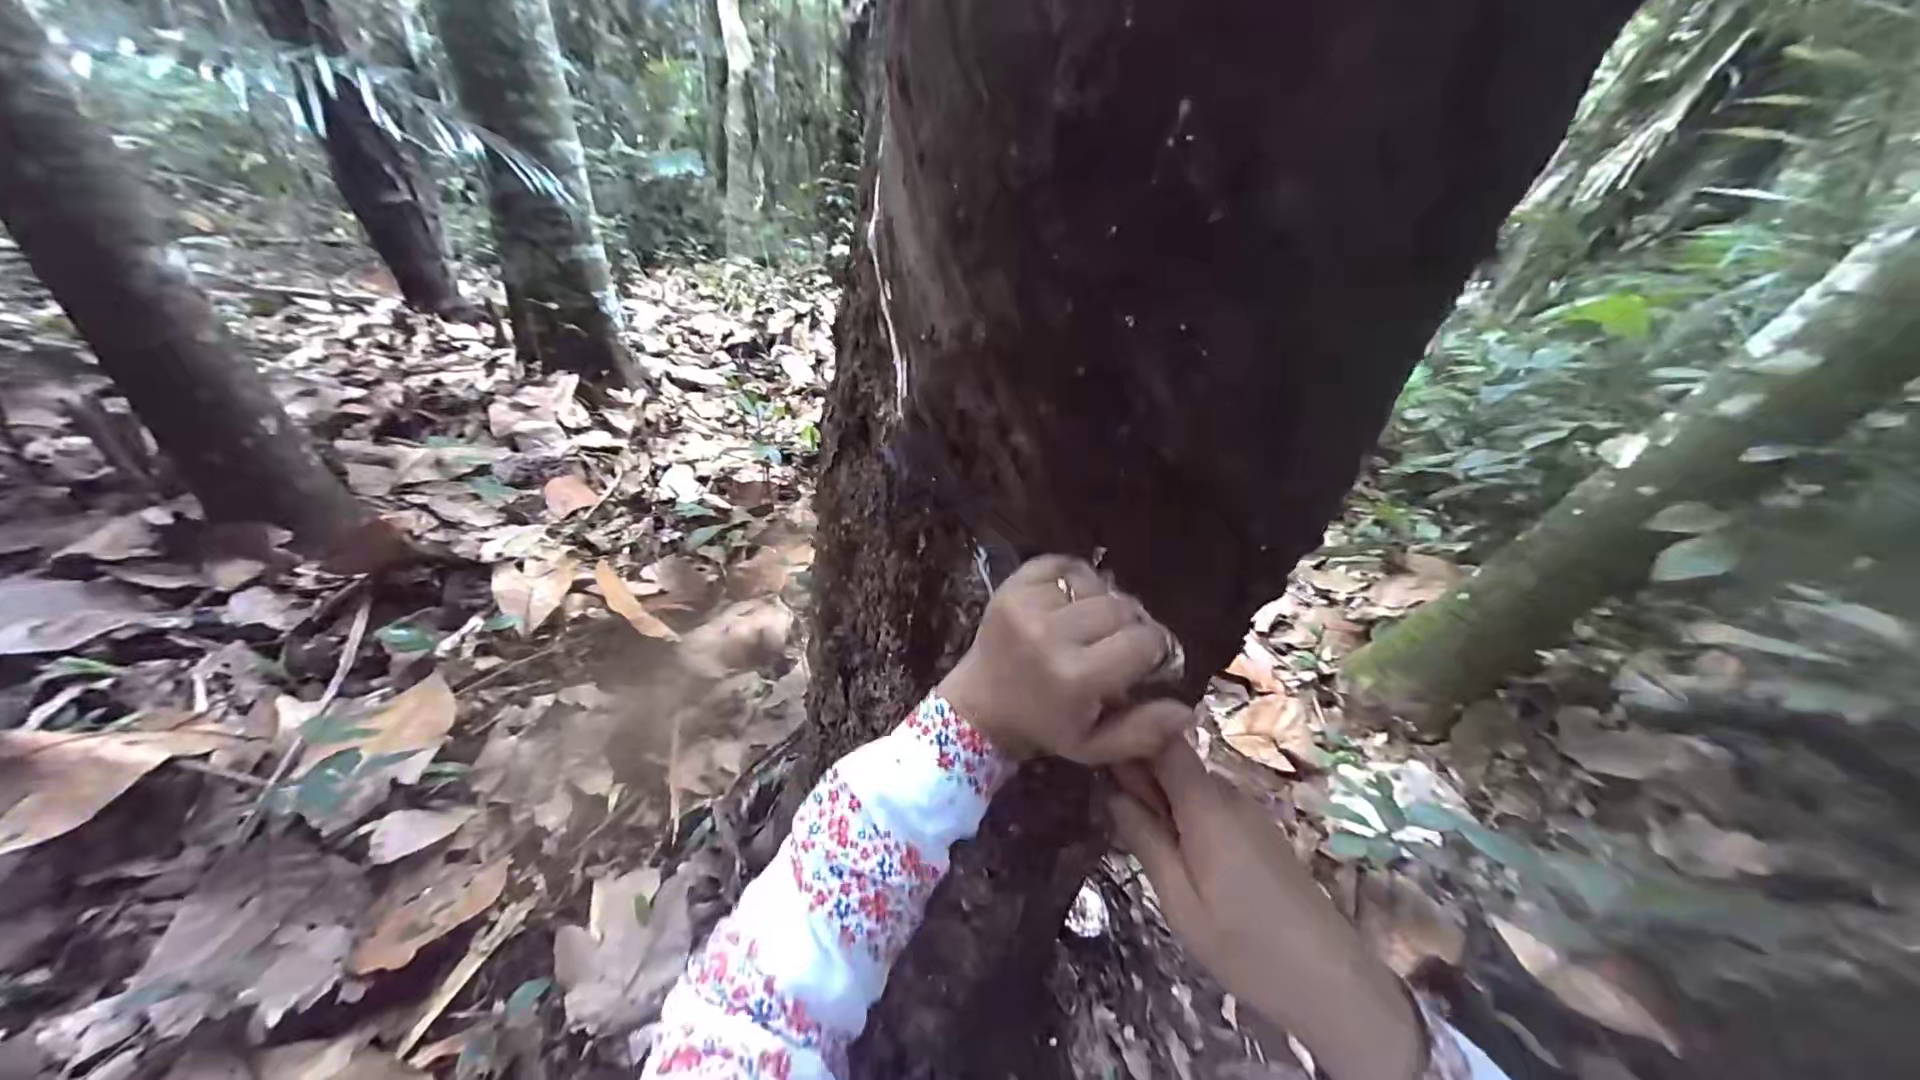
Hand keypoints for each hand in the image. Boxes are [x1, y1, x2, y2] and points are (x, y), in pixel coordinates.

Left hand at [937, 554, 1189, 762]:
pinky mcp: (1011, 586)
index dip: (1155, 649)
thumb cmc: (1042, 728)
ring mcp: (1027, 604)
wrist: (979, 706)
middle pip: (1123, 607)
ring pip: (1096, 583)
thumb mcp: (1094, 746)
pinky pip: (1061, 564)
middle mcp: (1050, 634)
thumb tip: (1188, 709)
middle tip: (1120, 643)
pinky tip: (1072, 602)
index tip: (1147, 660)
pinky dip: (1074, 578)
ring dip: (1103, 602)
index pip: (1144, 641)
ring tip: (1092, 625)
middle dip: (1132, 624)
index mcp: (1075, 677)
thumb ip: (1143, 732)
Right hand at [1109, 741, 1426, 1079]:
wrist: (1334, 984)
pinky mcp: (1257, 829)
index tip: (1096, 759)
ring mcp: (1246, 811)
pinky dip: (1185, 817)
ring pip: (1188, 785)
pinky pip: (1208, 805)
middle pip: (1173, 761)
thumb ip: (1145, 839)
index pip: (1163, 739)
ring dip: (1161, 801)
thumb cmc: (1247, 946)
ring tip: (1141, 839)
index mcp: (1206, 804)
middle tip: (1114, 815)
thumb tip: (1112, 792)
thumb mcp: (1179, 901)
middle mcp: (1228, 794)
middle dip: (1139, 779)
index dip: (1129, 739)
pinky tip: (1179, 854)